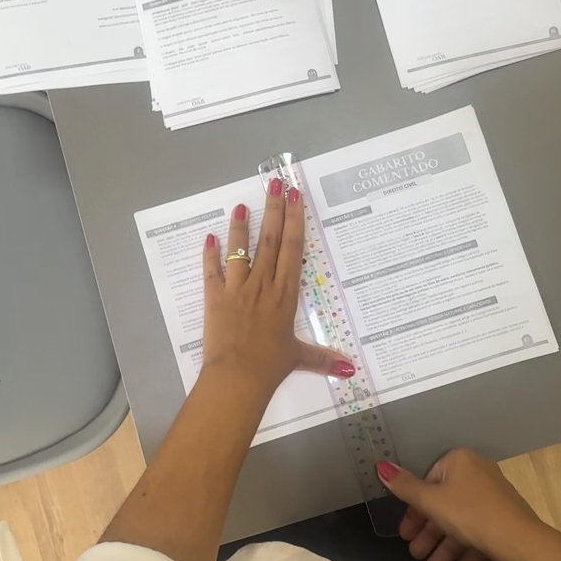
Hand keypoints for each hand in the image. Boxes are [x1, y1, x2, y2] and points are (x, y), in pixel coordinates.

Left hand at [199, 176, 353, 399]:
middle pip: (269, 240)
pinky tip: (209, 237)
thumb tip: (351, 369)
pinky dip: (209, 254)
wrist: (237, 377)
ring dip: (240, 226)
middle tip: (275, 183)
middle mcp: (263, 285)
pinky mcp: (214, 297)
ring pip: (240, 250)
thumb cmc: (270, 366)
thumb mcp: (299, 358)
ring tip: (241, 204)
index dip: (294, 220)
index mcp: (285, 294)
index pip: (291, 249)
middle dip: (273, 209)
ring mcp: (237, 289)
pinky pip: (212, 271)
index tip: (295, 197)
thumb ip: (324, 359)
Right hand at [378, 448, 546, 560]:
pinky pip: (479, 530)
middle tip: (415, 553)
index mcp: (459, 460)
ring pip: (460, 520)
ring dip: (443, 545)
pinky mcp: (506, 517)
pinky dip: (466, 546)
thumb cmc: (469, 514)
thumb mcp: (431, 501)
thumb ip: (405, 487)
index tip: (405, 532)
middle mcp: (477, 472)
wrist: (519, 541)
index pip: (428, 481)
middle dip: (427, 532)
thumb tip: (380, 465)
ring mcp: (494, 495)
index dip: (414, 509)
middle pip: (444, 503)